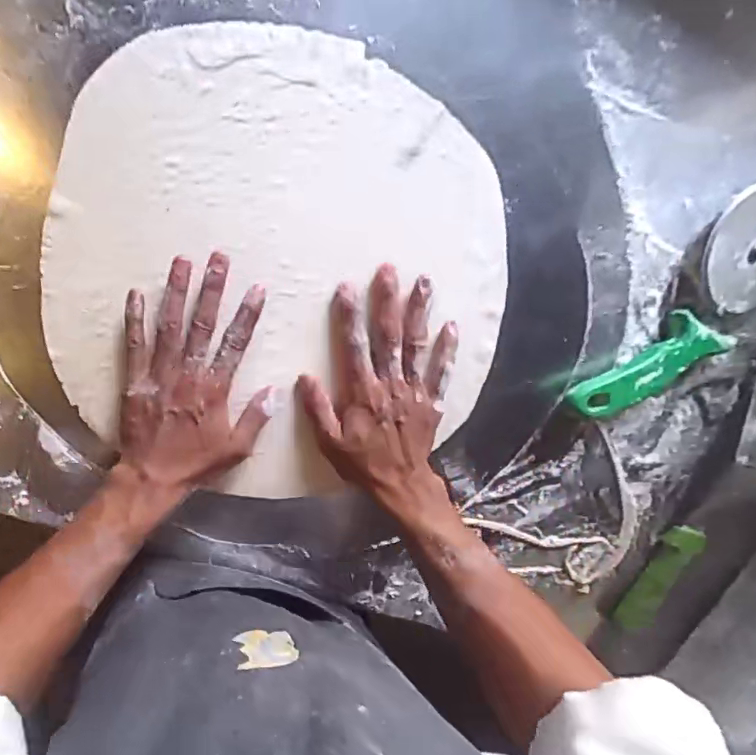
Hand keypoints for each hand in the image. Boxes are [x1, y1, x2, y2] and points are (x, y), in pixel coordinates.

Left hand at [116, 252, 273, 506]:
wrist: (151, 477)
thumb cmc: (195, 464)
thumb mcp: (235, 449)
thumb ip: (255, 419)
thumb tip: (275, 391)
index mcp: (214, 390)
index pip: (235, 345)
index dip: (247, 315)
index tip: (256, 289)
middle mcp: (188, 375)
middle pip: (203, 325)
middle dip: (212, 289)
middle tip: (218, 258)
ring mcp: (160, 375)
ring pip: (170, 327)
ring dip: (177, 292)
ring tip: (182, 261)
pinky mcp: (135, 381)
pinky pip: (135, 345)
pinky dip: (135, 319)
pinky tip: (135, 293)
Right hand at [297, 264, 458, 523]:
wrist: (400, 484)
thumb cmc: (361, 464)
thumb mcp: (329, 443)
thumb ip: (317, 409)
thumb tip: (304, 378)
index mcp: (363, 393)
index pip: (354, 347)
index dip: (349, 317)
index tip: (346, 288)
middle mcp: (390, 385)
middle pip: (388, 337)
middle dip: (387, 302)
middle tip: (388, 270)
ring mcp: (414, 391)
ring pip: (416, 346)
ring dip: (419, 313)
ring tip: (423, 282)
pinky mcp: (432, 402)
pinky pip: (441, 373)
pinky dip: (446, 350)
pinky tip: (451, 326)